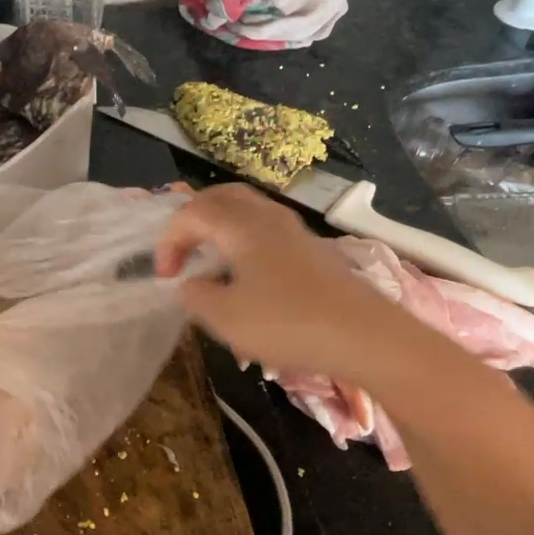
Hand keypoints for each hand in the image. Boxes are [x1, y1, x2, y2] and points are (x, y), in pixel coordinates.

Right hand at [154, 183, 425, 380]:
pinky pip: (268, 230)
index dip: (169, 240)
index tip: (165, 276)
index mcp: (241, 225)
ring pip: (249, 211)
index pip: (191, 213)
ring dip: (221, 227)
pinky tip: (247, 274)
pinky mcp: (315, 253)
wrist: (368, 338)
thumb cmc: (288, 323)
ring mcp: (296, 233)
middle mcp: (268, 218)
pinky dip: (245, 239)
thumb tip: (189, 284)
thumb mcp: (226, 318)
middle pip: (223, 196)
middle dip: (194, 217)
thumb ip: (197, 296)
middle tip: (181, 248)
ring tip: (210, 258)